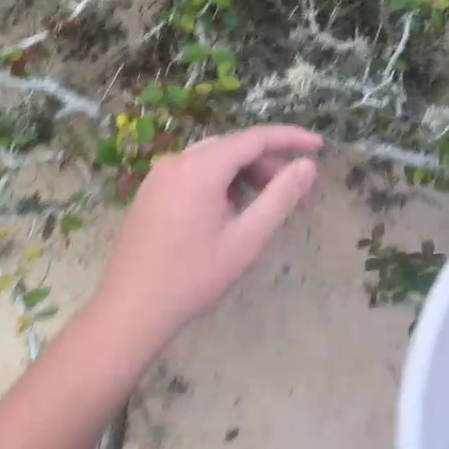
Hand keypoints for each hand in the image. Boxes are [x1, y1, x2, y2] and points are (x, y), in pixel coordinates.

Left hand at [88, 125, 321, 355]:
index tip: (319, 146)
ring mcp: (160, 175)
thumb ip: (280, 197)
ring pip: (215, 159)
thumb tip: (307, 166)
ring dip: (246, 173)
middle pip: (235, 147)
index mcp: (201, 168)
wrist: (129, 311)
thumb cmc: (193, 277)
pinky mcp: (151, 191)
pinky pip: (195, 172)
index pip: (255, 138)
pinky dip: (222, 181)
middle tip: (295, 193)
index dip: (291, 138)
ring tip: (263, 207)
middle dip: (269, 164)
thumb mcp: (247, 239)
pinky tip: (230, 213)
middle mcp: (178, 161)